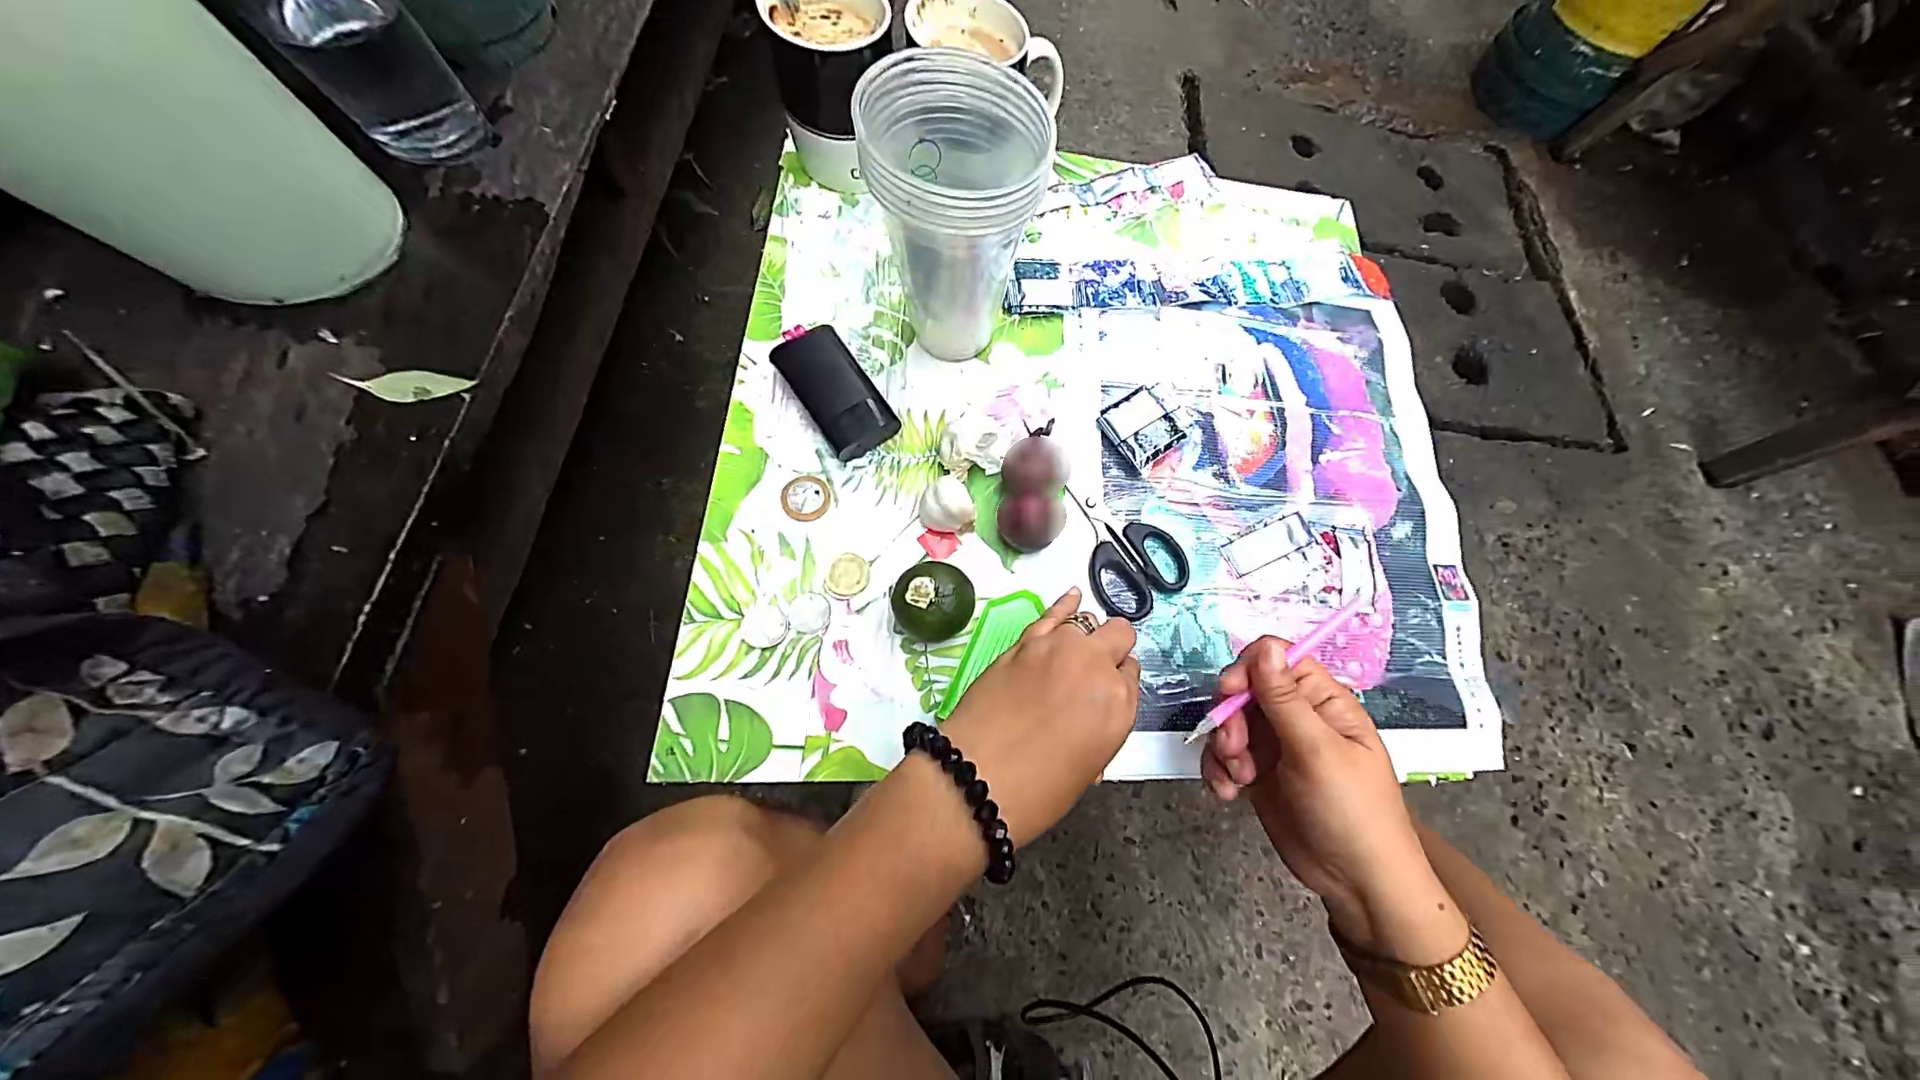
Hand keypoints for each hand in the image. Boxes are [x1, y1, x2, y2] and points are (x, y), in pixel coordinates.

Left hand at [940, 588, 1138, 845]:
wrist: (976, 778)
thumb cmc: (1036, 790)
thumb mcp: (1087, 766)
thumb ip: (1100, 726)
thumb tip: (1091, 713)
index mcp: (1119, 705)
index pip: (1131, 675)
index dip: (1118, 681)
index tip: (1106, 689)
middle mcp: (1095, 668)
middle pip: (1118, 637)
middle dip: (1111, 650)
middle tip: (1093, 671)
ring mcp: (1058, 649)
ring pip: (1085, 624)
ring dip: (1083, 637)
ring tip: (1072, 654)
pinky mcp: (1024, 643)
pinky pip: (1052, 614)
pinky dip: (1063, 605)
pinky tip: (1072, 596)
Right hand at [1203, 637, 1464, 962]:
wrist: (1356, 883)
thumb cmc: (1353, 813)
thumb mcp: (1317, 752)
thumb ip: (1284, 699)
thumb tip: (1265, 646)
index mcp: (1322, 701)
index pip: (1275, 658)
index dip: (1247, 669)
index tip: (1231, 694)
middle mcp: (1297, 716)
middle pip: (1243, 690)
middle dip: (1229, 716)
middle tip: (1235, 748)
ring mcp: (1274, 744)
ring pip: (1227, 722)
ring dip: (1222, 747)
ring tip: (1238, 778)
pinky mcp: (1257, 771)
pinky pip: (1223, 755)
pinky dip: (1218, 769)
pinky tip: (1229, 792)